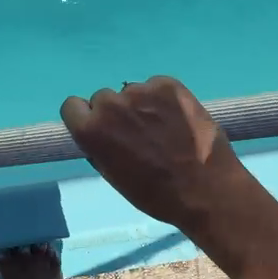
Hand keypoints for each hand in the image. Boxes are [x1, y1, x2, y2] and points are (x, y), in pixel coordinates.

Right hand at [60, 76, 256, 227]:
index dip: (86, 118)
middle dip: (116, 112)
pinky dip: (163, 99)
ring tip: (163, 128)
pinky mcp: (169, 84)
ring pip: (131, 92)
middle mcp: (110, 104)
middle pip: (104, 99)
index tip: (101, 128)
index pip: (72, 106)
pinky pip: (156, 86)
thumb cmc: (155, 194)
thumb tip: (101, 133)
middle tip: (137, 133)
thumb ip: (99, 146)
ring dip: (141, 105)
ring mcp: (141, 91)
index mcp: (90, 129)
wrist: (205, 190)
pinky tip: (178, 119)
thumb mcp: (113, 175)